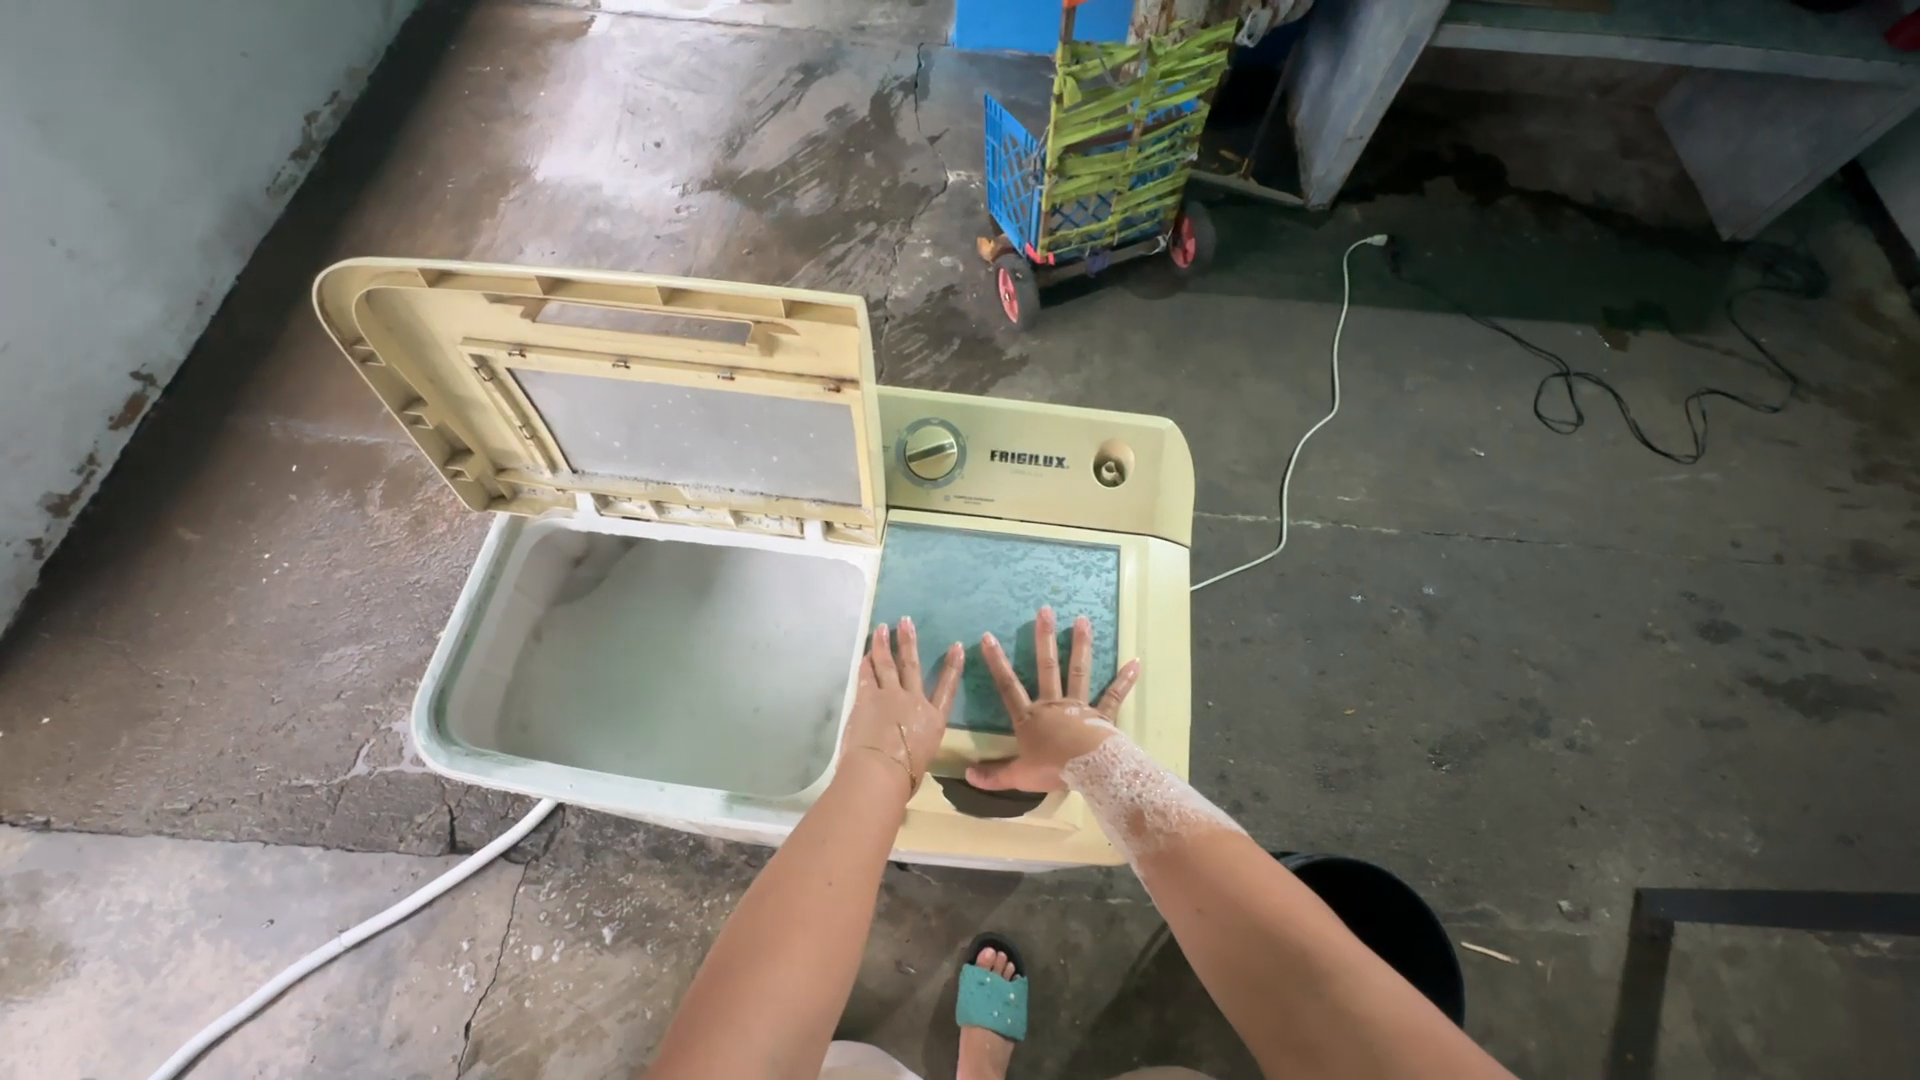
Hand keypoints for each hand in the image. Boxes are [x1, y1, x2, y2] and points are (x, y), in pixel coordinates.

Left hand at [841, 619, 962, 794]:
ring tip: (882, 628)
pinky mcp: (868, 698)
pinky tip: (866, 654)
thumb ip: (915, 746)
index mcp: (933, 720)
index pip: (947, 688)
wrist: (880, 772)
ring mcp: (890, 696)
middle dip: (909, 642)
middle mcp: (914, 701)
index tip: (957, 646)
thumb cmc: (904, 777)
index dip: (952, 667)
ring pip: (887, 664)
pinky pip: (867, 675)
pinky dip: (866, 663)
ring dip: (883, 644)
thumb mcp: (920, 760)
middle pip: (912, 666)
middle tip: (906, 621)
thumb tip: (905, 746)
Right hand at [966, 606, 1140, 792]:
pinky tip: (1135, 662)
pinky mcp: (1102, 714)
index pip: (1008, 686)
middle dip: (1044, 638)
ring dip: (1081, 645)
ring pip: (1078, 671)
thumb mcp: (1018, 775)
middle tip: (1046, 610)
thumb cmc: (1052, 769)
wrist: (1087, 769)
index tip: (988, 636)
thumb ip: (994, 775)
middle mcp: (1053, 705)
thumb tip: (967, 775)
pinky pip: (1113, 695)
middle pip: (1046, 667)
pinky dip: (1124, 679)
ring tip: (1083, 620)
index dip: (996, 662)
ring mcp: (1079, 706)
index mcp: (1030, 718)